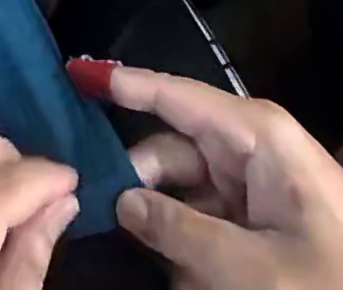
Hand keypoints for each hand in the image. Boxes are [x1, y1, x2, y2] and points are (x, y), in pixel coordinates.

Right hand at [104, 66, 342, 289]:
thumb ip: (178, 231)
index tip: (73, 72)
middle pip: (172, 147)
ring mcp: (260, 184)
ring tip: (141, 256)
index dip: (120, 82)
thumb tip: (122, 200)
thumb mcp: (254, 271)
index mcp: (252, 133)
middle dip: (138, 179)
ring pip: (188, 189)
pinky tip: (179, 273)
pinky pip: (212, 220)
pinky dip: (191, 244)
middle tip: (94, 213)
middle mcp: (250, 146)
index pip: (170, 93)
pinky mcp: (270, 219)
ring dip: (165, 224)